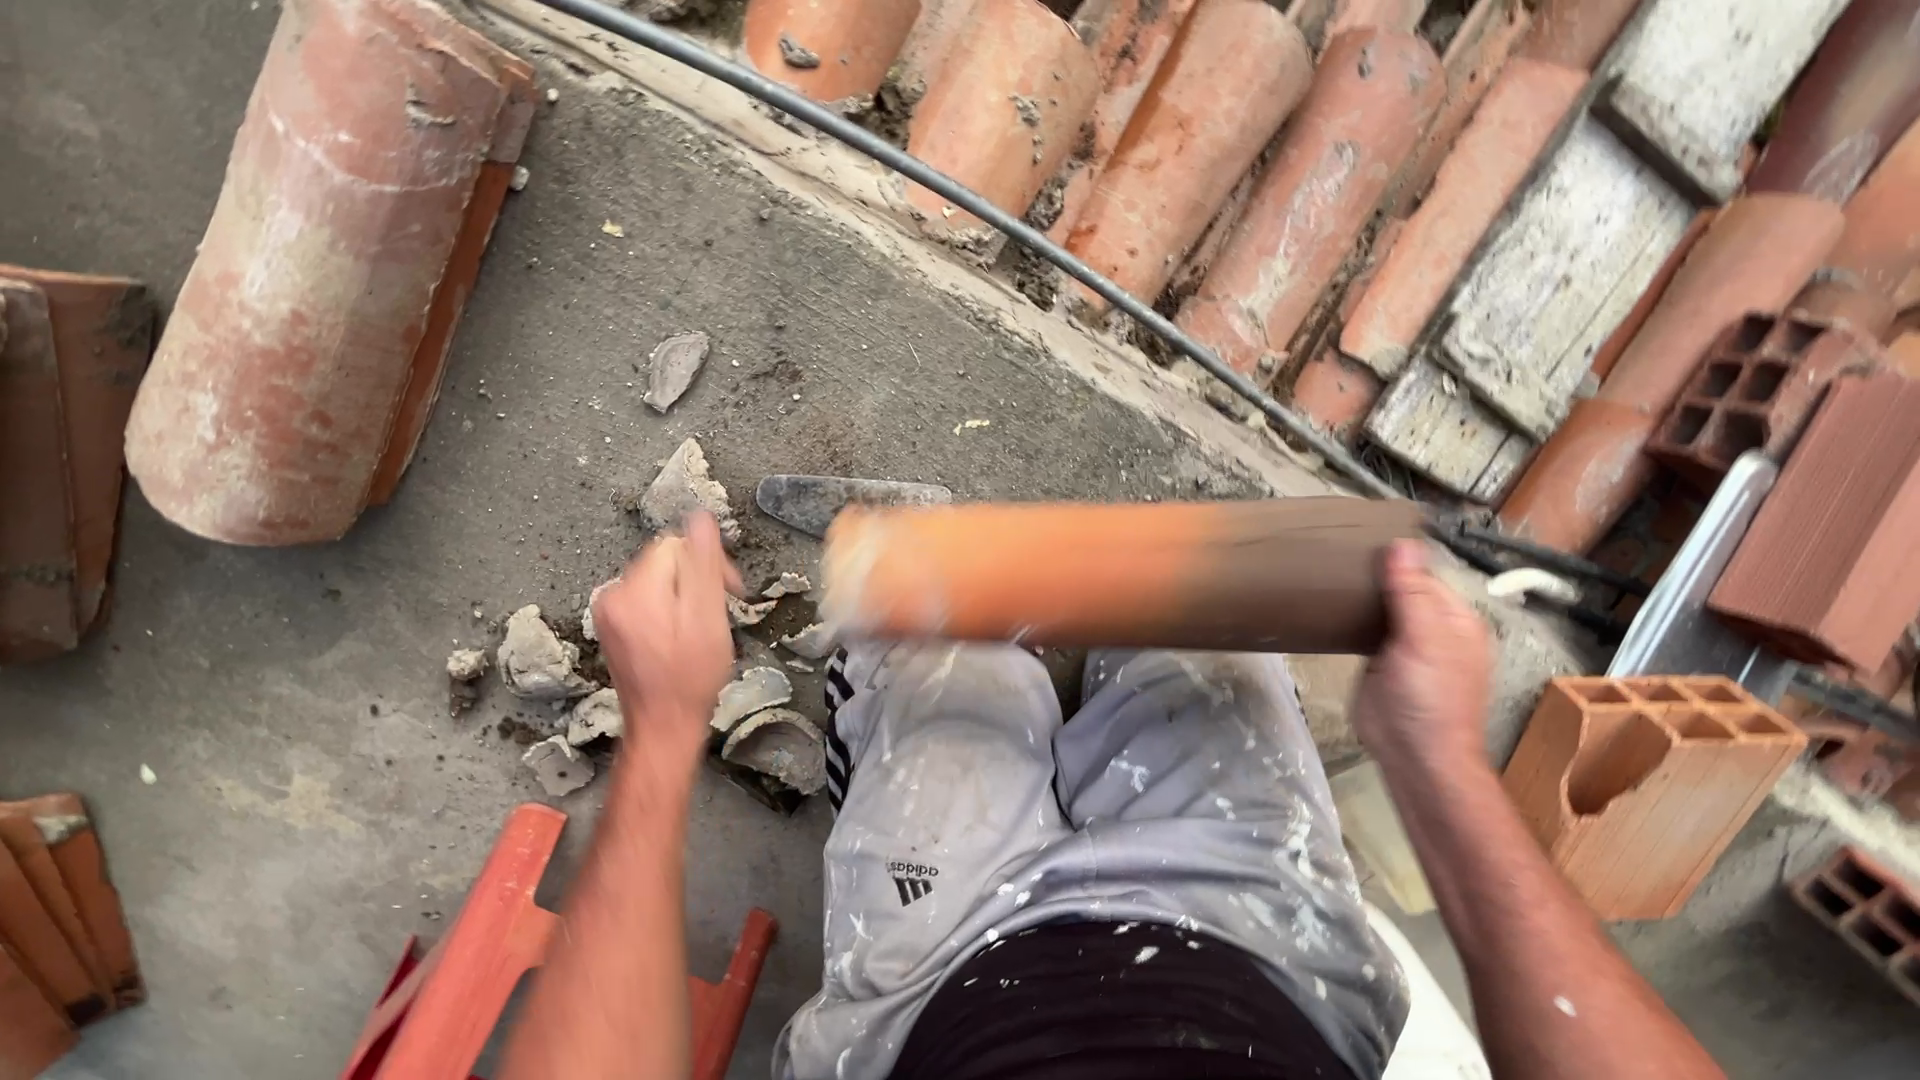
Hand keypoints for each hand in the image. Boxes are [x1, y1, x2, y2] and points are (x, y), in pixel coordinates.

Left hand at [591, 513, 741, 759]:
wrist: (663, 726)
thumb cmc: (690, 678)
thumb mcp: (707, 617)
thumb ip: (703, 564)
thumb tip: (699, 518)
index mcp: (634, 590)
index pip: (676, 545)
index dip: (709, 564)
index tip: (728, 593)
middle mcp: (613, 595)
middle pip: (666, 561)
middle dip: (698, 580)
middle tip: (716, 615)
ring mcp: (610, 613)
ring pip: (661, 581)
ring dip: (686, 597)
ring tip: (701, 630)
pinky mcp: (614, 628)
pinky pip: (650, 601)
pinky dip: (671, 611)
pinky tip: (684, 637)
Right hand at [1352, 540, 1492, 771]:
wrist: (1413, 756)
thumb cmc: (1429, 699)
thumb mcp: (1424, 641)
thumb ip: (1411, 594)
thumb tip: (1402, 544)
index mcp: (1454, 620)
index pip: (1424, 574)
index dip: (1396, 558)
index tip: (1359, 538)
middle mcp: (1432, 628)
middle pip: (1401, 588)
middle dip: (1375, 573)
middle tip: (1334, 552)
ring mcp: (1404, 646)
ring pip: (1381, 607)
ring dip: (1360, 594)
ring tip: (1326, 570)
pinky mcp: (1377, 661)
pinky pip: (1364, 629)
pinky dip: (1350, 616)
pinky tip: (1329, 605)